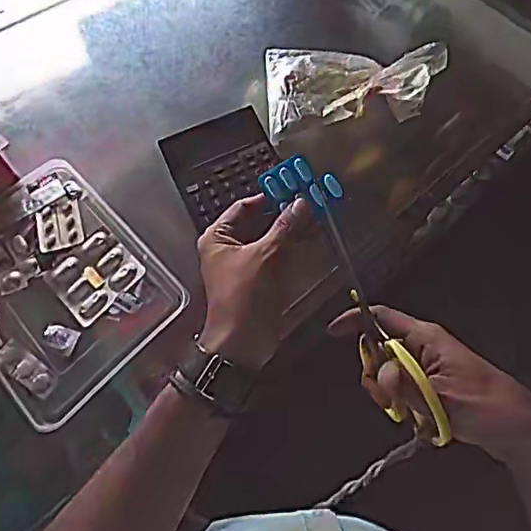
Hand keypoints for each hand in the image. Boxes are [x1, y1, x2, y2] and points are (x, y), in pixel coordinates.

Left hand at [196, 195, 312, 369]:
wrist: (243, 343)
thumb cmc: (240, 300)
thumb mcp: (264, 255)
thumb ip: (284, 227)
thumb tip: (298, 205)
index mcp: (217, 238)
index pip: (243, 206)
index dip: (267, 196)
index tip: (289, 187)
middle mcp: (229, 249)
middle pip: (259, 221)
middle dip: (283, 211)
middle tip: (305, 198)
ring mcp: (246, 264)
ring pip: (271, 236)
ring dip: (291, 226)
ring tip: (313, 212)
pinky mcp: (261, 278)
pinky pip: (278, 253)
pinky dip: (292, 243)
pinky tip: (310, 234)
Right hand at [327, 305, 530, 470]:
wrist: (521, 431)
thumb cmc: (488, 407)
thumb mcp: (443, 399)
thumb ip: (406, 388)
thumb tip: (378, 374)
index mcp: (426, 338)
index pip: (382, 318)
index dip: (356, 321)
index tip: (334, 333)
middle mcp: (425, 349)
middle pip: (380, 354)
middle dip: (379, 380)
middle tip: (394, 403)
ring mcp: (429, 370)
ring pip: (391, 379)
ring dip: (397, 401)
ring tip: (421, 417)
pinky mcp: (434, 389)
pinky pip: (406, 396)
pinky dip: (411, 412)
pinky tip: (430, 425)